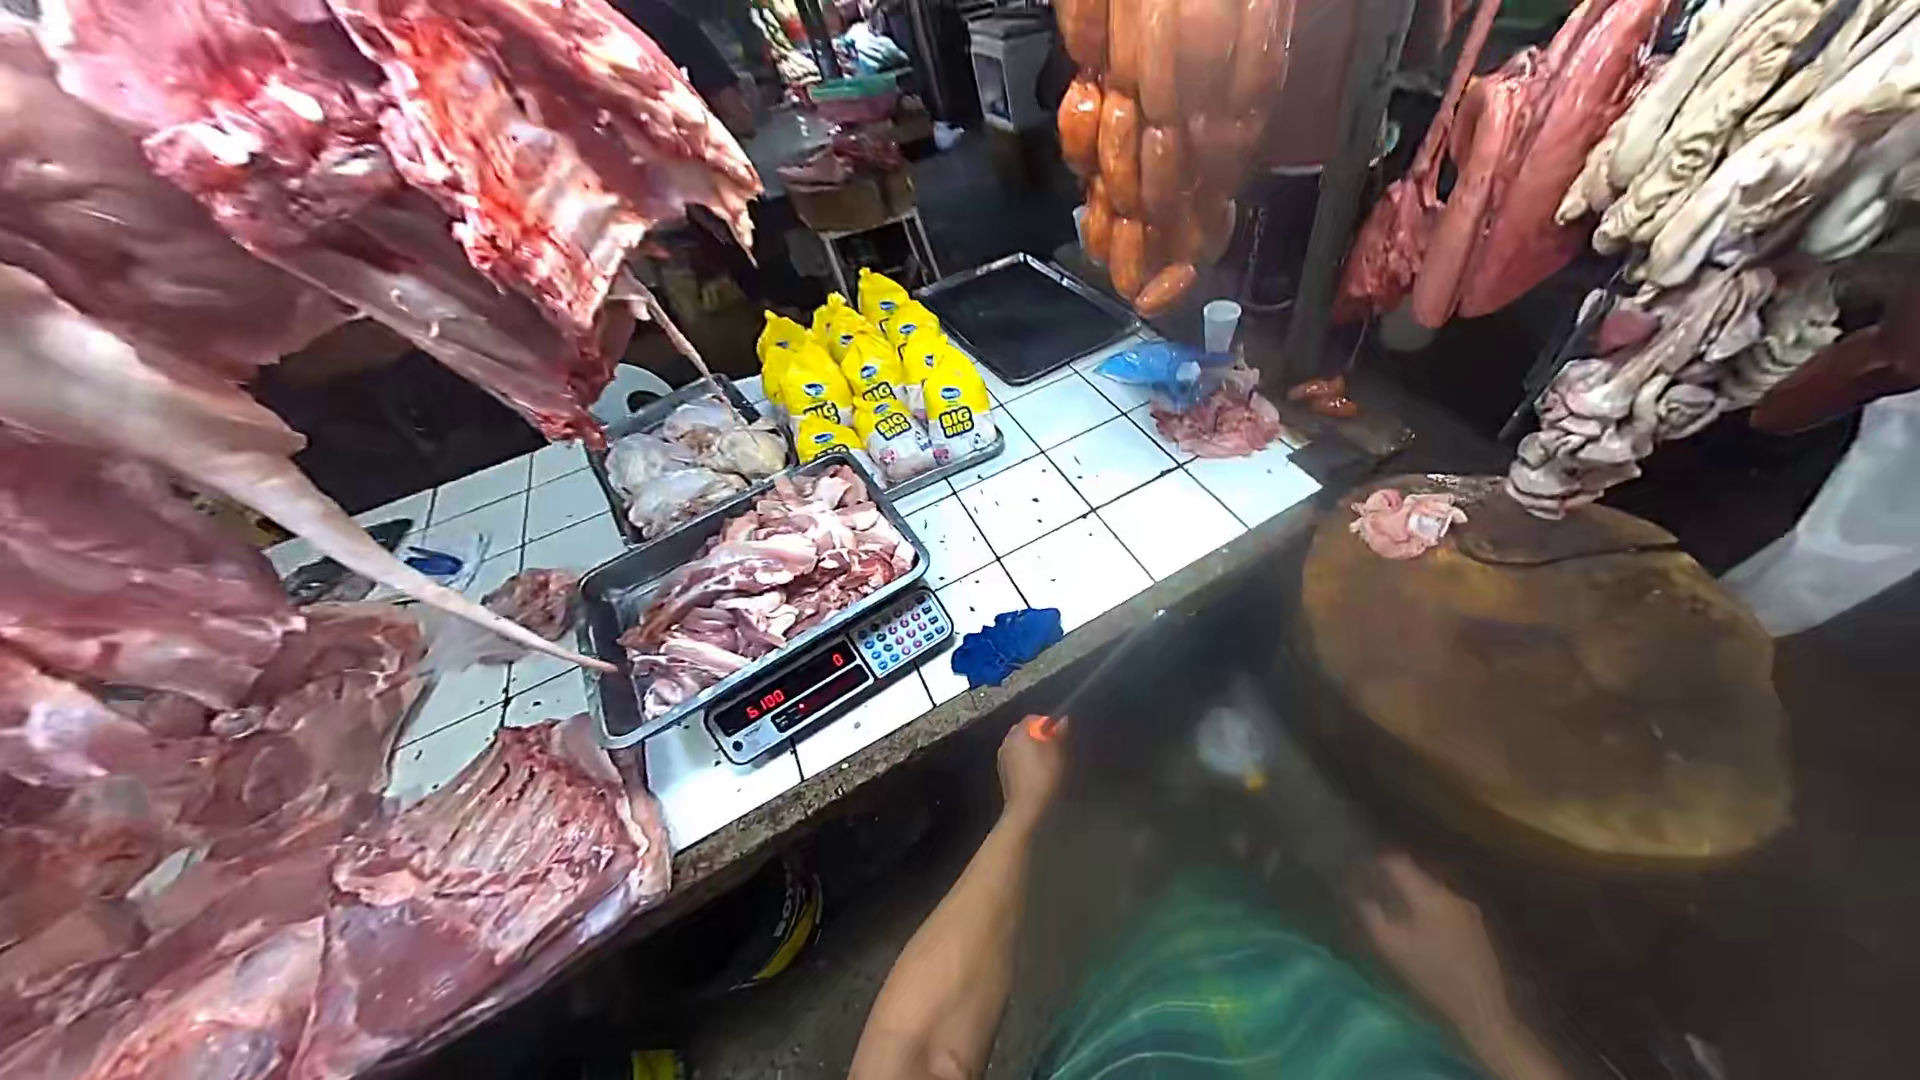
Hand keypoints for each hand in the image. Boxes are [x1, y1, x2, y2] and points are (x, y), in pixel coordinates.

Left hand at [997, 716, 1067, 826]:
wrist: (1025, 808)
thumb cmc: (1043, 777)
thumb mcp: (1057, 754)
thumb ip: (1060, 734)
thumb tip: (1064, 720)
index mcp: (1018, 733)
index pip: (1032, 718)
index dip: (1047, 722)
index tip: (1059, 733)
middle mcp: (1006, 741)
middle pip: (1024, 730)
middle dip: (1038, 734)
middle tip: (1054, 746)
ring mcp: (1002, 756)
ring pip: (1019, 744)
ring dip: (1031, 747)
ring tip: (1046, 759)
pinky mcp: (1002, 771)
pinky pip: (1015, 757)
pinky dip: (1024, 759)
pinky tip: (1035, 771)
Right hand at [1358, 854, 1513, 1035]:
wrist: (1483, 1011)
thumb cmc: (1433, 976)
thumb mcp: (1391, 946)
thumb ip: (1371, 913)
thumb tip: (1361, 893)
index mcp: (1431, 897)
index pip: (1398, 862)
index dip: (1376, 863)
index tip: (1362, 873)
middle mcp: (1451, 896)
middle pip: (1414, 874)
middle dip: (1393, 881)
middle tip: (1375, 894)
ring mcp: (1467, 909)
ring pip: (1429, 888)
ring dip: (1411, 894)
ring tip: (1396, 911)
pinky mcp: (1476, 923)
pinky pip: (1443, 902)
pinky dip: (1427, 906)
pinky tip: (1420, 926)